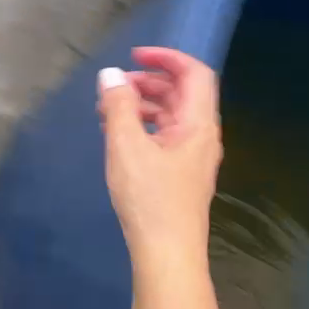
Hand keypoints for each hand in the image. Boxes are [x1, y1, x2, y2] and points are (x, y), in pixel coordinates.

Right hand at [97, 47, 223, 266]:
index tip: (132, 56)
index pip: (195, 74)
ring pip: (171, 114)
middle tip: (113, 86)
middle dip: (148, 81)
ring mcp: (192, 156)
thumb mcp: (126, 146)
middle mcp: (202, 136)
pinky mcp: (179, 172)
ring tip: (107, 110)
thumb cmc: (149, 197)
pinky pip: (164, 134)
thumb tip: (111, 74)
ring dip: (142, 103)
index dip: (167, 57)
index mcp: (198, 125)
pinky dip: (142, 124)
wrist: (167, 253)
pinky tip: (117, 135)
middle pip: (182, 93)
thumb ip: (118, 106)